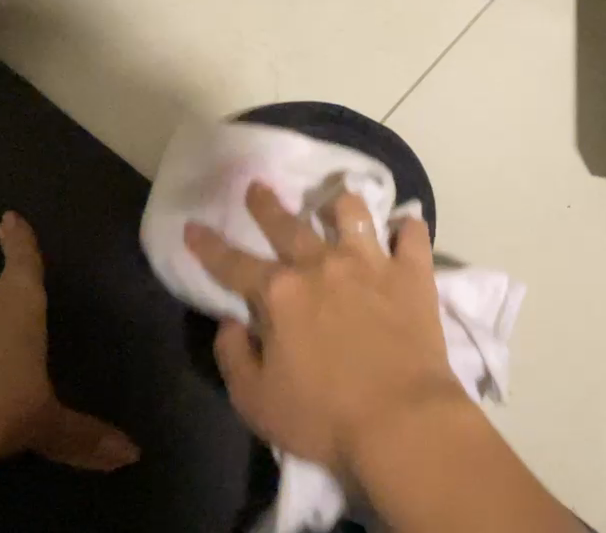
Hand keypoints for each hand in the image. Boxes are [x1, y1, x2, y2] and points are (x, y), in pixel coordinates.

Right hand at [185, 184, 467, 475]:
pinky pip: (413, 233)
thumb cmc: (322, 415)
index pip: (233, 264)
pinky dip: (407, 227)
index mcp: (281, 294)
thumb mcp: (255, 400)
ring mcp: (371, 262)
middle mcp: (323, 264)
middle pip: (289, 226)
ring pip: (353, 213)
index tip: (193, 225)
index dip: (209, 246)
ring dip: (340, 203)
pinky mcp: (412, 270)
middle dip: (267, 205)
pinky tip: (404, 227)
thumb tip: (230, 321)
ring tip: (337, 198)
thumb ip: (234, 355)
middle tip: (258, 187)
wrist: (399, 417)